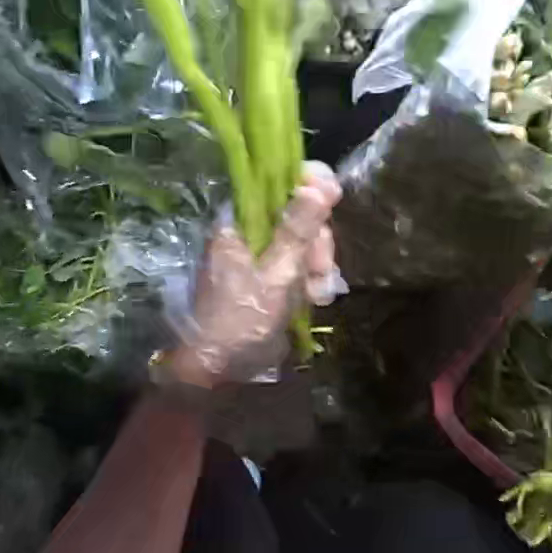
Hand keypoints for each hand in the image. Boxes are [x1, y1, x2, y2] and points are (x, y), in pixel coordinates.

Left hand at [163, 163, 342, 387]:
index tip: (333, 196)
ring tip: (316, 294)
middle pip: (298, 214)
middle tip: (320, 268)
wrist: (218, 370)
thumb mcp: (275, 274)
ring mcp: (259, 256)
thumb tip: (319, 182)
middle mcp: (248, 232)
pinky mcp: (270, 278)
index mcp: (238, 222)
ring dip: (317, 266)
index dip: (308, 184)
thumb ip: (297, 229)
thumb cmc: (240, 320)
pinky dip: (310, 281)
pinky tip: (314, 300)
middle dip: (316, 241)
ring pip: (303, 243)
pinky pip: (299, 266)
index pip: (275, 183)